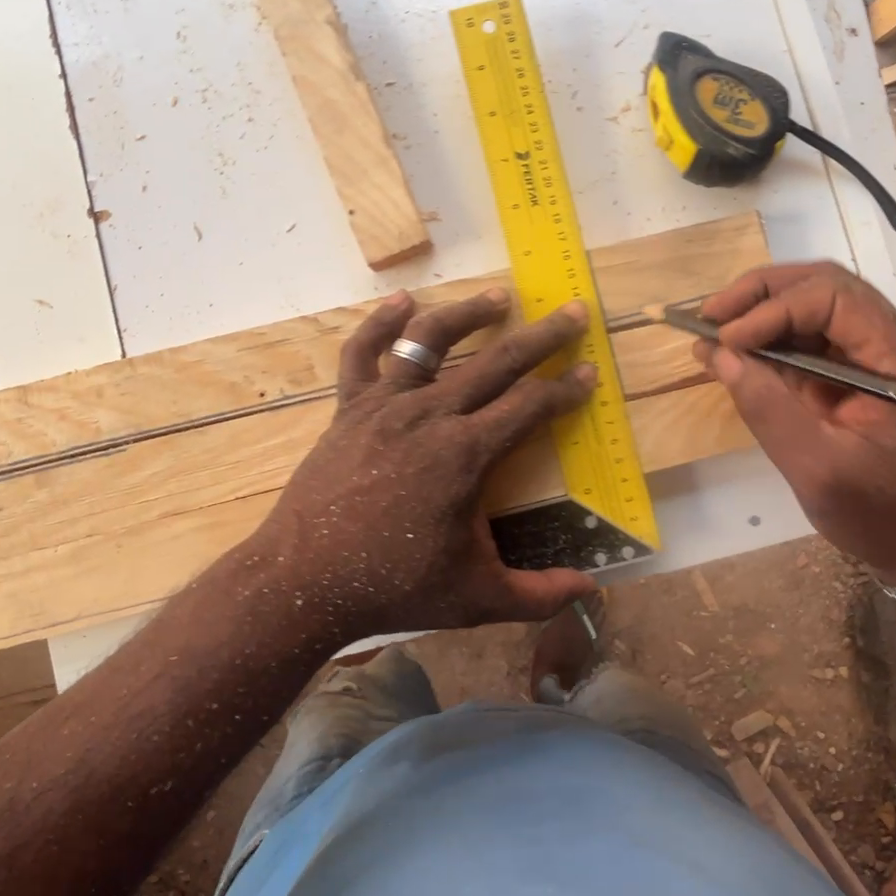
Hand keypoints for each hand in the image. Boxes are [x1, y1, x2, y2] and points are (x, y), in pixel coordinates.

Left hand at [247, 288, 598, 637]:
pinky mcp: (349, 409)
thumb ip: (538, 595)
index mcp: (465, 454)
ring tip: (497, 297)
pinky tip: (402, 303)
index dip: (566, 389)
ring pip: (429, 342)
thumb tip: (592, 590)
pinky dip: (380, 324)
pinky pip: (362, 354)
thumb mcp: (476, 598)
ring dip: (468, 315)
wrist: (304, 581)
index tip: (589, 371)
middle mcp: (428, 416)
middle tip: (572, 312)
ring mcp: (384, 406)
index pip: (530, 407)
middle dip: (541, 337)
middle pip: (496, 362)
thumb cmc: (394, 587)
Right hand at [696, 263, 895, 587]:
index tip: (727, 339)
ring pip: (817, 309)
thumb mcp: (820, 471)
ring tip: (712, 331)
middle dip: (763, 295)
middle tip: (708, 315)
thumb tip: (720, 357)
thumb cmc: (884, 519)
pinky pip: (812, 342)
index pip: (837, 298)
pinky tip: (733, 353)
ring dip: (762, 313)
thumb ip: (770, 410)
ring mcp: (878, 361)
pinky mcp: (859, 379)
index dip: (775, 308)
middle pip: (827, 289)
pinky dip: (770, 342)